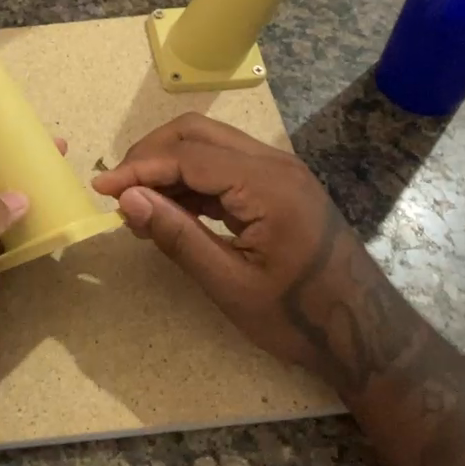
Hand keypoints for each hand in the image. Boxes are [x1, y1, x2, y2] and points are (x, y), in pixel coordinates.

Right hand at [91, 113, 372, 378]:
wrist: (364, 332)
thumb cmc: (298, 317)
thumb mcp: (230, 284)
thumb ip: (177, 236)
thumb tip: (127, 199)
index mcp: (268, 185)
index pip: (188, 156)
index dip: (139, 169)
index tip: (101, 190)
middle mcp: (274, 163)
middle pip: (197, 133)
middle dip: (150, 154)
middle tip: (118, 190)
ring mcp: (279, 171)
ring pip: (209, 143)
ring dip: (168, 164)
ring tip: (138, 204)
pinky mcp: (277, 184)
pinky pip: (224, 165)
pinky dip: (190, 178)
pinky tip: (169, 207)